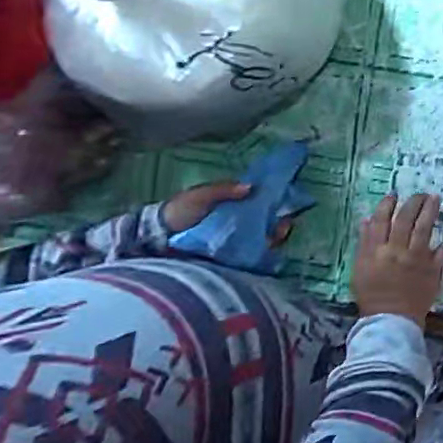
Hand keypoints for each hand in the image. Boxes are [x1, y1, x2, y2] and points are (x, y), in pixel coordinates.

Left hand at [160, 181, 293, 244]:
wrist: (156, 239)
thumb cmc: (179, 212)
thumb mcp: (199, 196)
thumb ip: (223, 190)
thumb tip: (251, 187)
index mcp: (232, 204)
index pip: (260, 200)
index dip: (274, 198)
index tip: (285, 197)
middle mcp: (238, 221)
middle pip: (267, 218)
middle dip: (279, 218)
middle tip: (286, 219)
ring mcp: (237, 239)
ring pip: (266, 235)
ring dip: (276, 233)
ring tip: (280, 230)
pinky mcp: (234, 256)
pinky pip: (257, 252)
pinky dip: (267, 248)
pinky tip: (272, 244)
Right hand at [351, 193, 442, 324]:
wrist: (391, 317)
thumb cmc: (373, 293)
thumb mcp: (361, 267)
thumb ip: (365, 242)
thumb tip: (367, 218)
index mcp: (376, 250)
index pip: (381, 221)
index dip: (387, 205)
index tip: (393, 195)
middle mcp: (397, 249)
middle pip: (404, 220)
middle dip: (412, 203)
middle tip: (419, 194)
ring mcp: (418, 257)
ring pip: (424, 228)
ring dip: (430, 209)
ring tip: (435, 196)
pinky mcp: (434, 267)